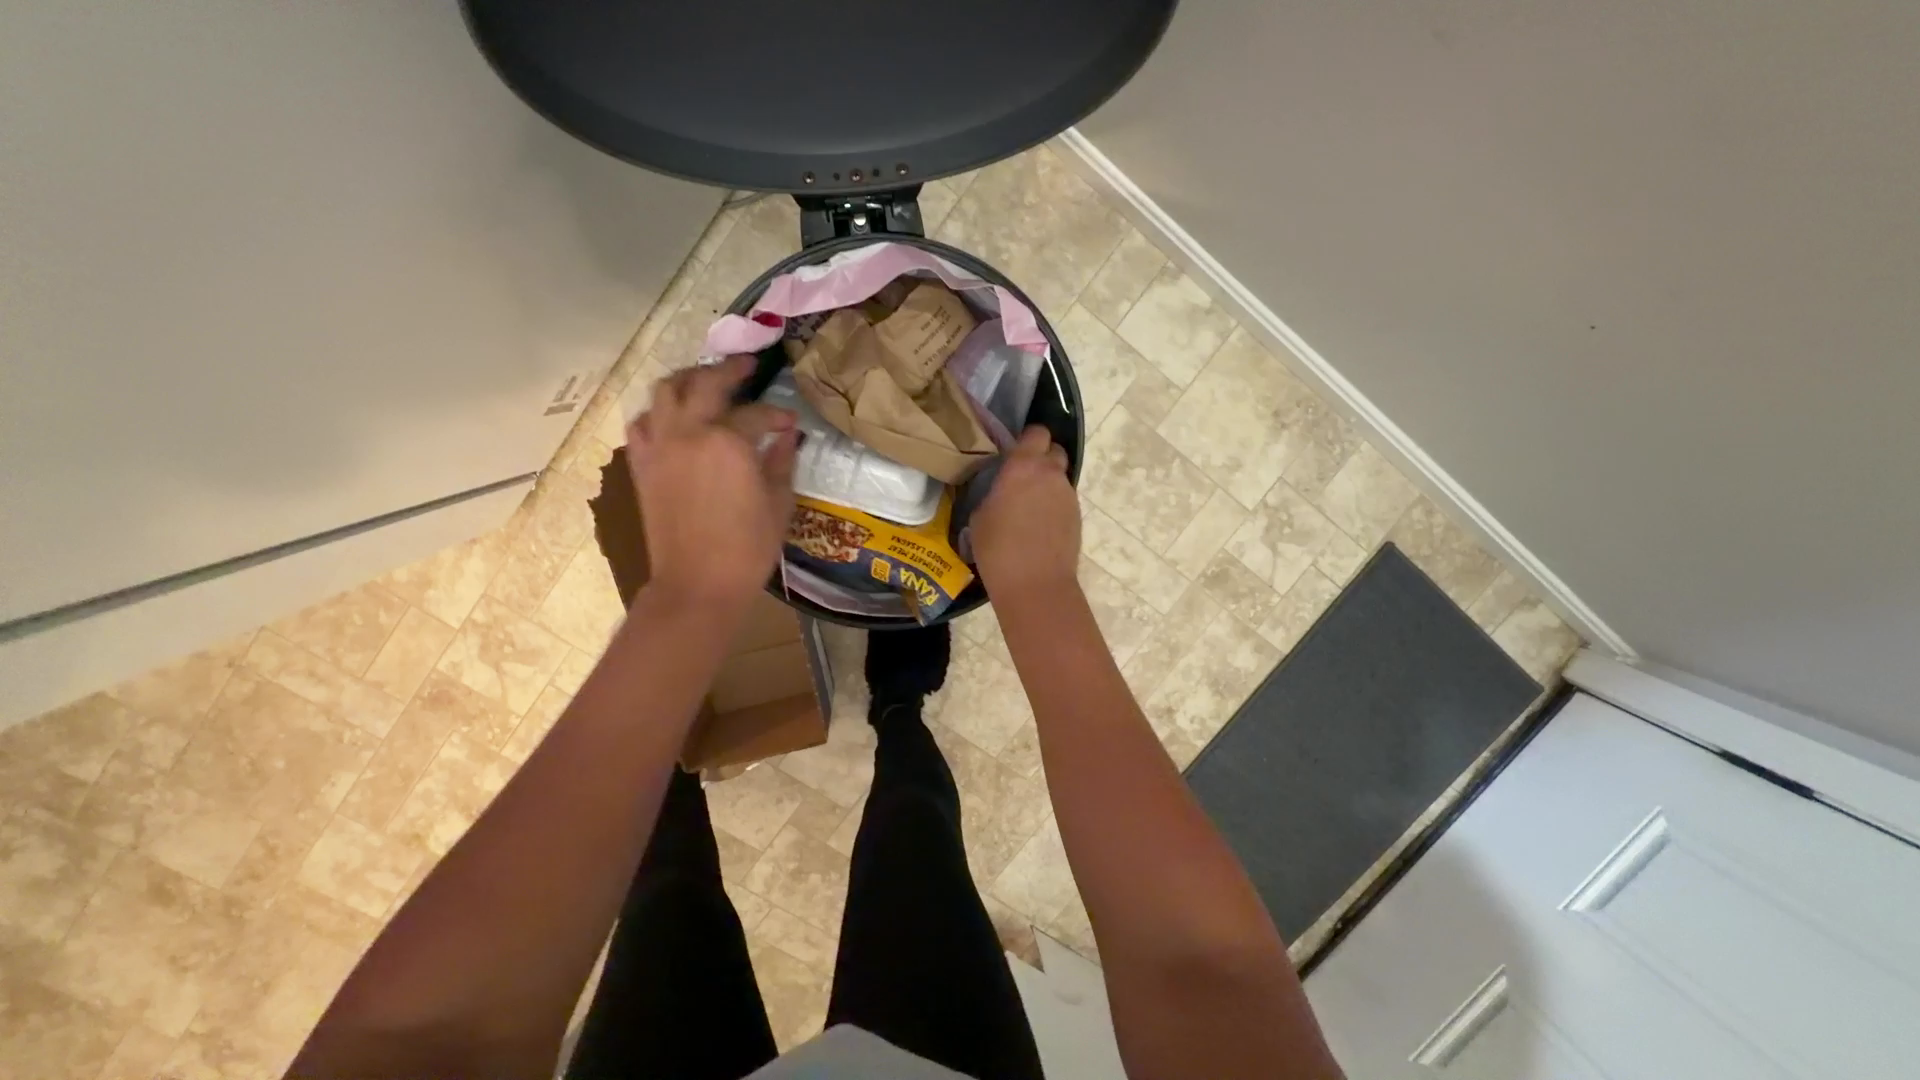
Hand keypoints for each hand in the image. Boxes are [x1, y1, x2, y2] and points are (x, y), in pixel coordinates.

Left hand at [626, 356, 797, 614]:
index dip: (777, 415)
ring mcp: (660, 446)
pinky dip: (658, 413)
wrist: (697, 583)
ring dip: (687, 379)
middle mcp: (689, 432)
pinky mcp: (642, 465)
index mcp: (728, 442)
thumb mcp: (778, 503)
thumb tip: (786, 436)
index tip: (790, 424)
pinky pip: (642, 423)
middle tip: (748, 366)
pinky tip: (672, 418)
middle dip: (730, 370)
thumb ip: (781, 461)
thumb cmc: (747, 548)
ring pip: (665, 391)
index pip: (756, 413)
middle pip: (705, 383)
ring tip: (704, 381)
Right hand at [972, 426, 1080, 596]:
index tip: (1013, 451)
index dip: (1027, 439)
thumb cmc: (997, 548)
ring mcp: (1068, 496)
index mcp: (1024, 466)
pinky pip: (1064, 500)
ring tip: (1028, 507)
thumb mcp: (979, 515)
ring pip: (1060, 478)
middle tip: (1022, 476)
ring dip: (1047, 484)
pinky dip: (1053, 505)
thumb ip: (993, 492)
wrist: (1035, 585)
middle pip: (1054, 451)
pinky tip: (1039, 526)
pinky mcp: (1078, 517)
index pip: (1036, 433)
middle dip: (1041, 458)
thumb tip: (1000, 491)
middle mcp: (1051, 474)